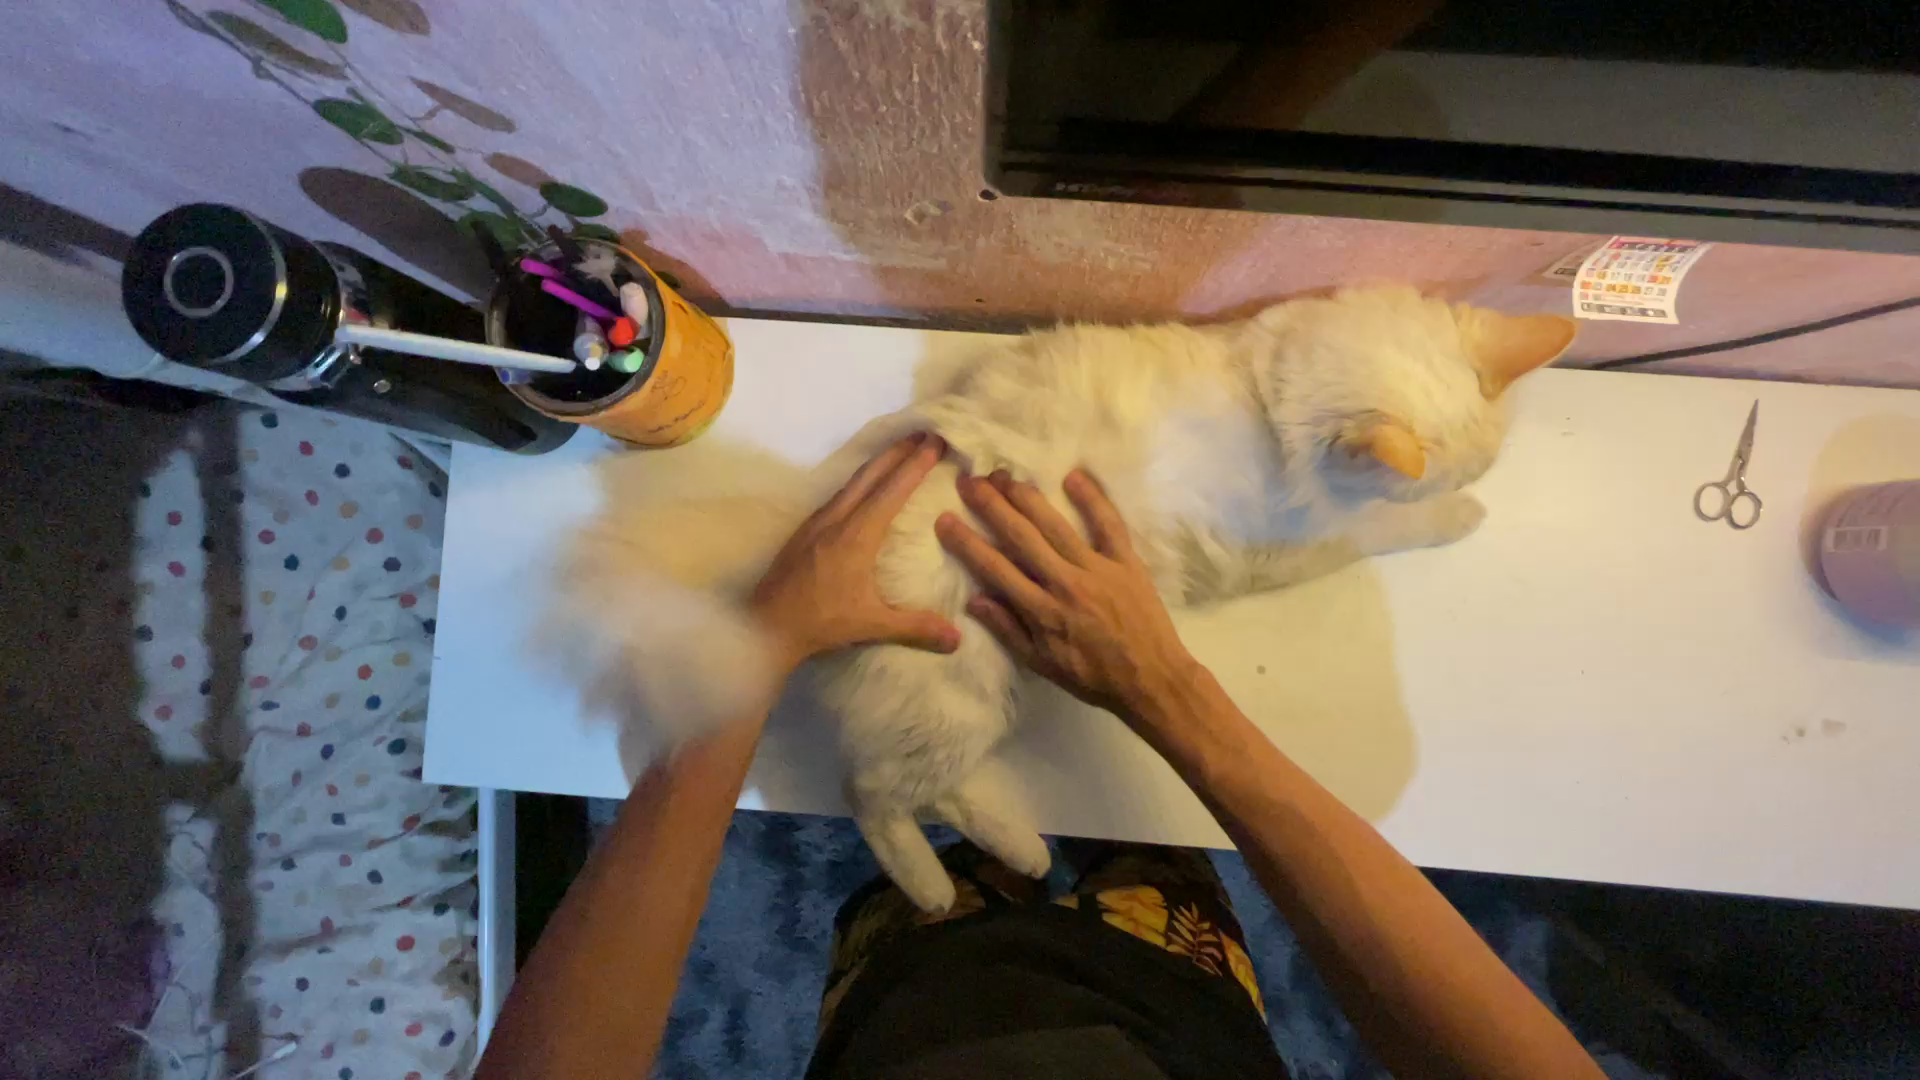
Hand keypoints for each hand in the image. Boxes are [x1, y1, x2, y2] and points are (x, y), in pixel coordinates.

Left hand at [749, 433, 960, 671]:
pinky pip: (838, 493)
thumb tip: (958, 639)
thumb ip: (916, 627)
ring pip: (852, 481)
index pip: (892, 491)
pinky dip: (859, 480)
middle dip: (899, 451)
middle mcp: (836, 519)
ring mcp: (817, 522)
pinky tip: (864, 486)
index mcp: (856, 536)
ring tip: (899, 451)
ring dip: (878, 462)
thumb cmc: (819, 623)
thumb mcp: (871, 625)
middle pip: (871, 474)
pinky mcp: (804, 530)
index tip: (935, 442)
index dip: (915, 465)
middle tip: (924, 433)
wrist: (763, 627)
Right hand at [935, 469, 1199, 719]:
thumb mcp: (1042, 664)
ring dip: (1027, 497)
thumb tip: (973, 599)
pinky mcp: (1127, 562)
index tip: (945, 519)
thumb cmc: (1092, 677)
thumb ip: (1008, 630)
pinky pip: (1109, 525)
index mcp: (1042, 612)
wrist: (1152, 680)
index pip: (996, 569)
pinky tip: (1073, 477)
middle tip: (970, 481)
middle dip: (992, 506)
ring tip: (1004, 475)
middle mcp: (1066, 583)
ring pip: (1056, 525)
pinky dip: (1093, 500)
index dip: (967, 542)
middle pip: (1022, 537)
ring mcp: (1098, 569)